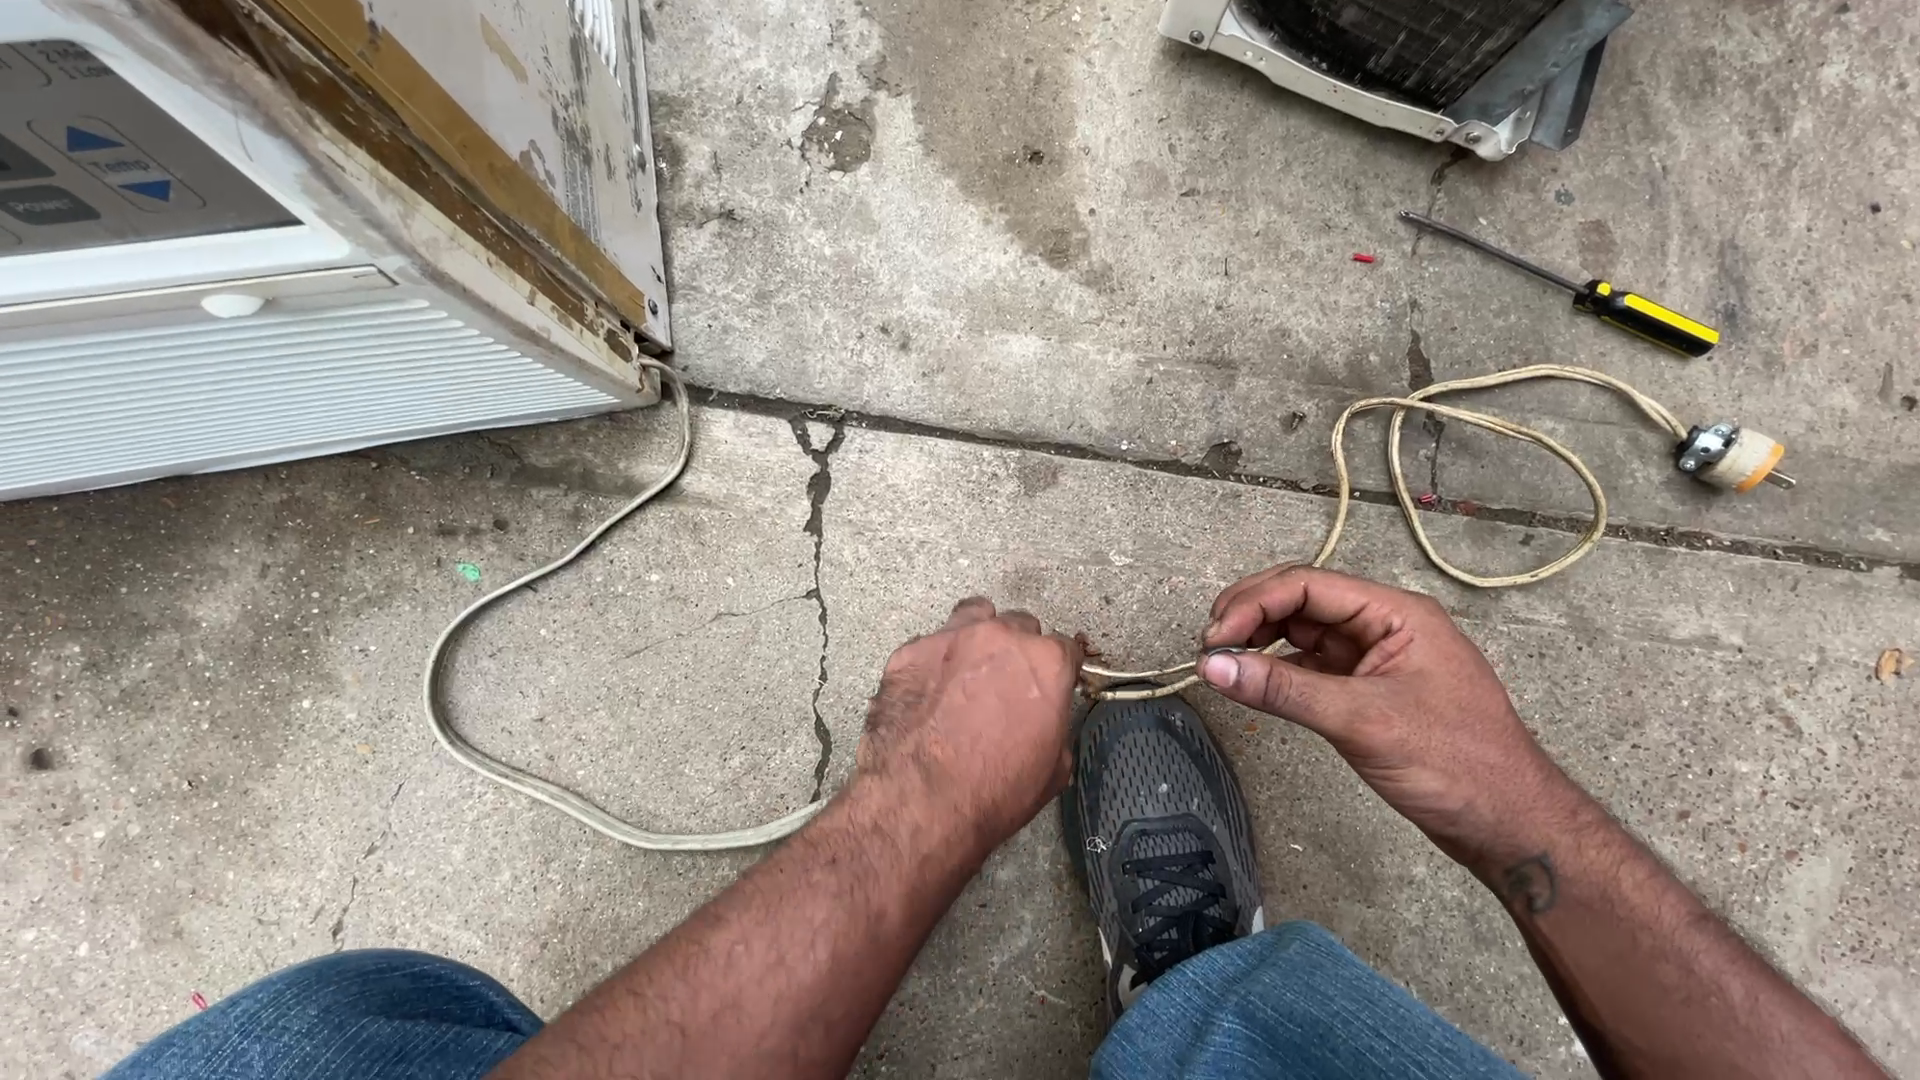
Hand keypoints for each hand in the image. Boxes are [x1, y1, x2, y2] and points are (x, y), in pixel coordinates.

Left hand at [856, 597, 1082, 856]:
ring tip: (969, 669)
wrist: (920, 801)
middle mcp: (1000, 637)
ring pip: (974, 616)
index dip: (1060, 669)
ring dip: (978, 637)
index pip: (1066, 648)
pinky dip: (934, 663)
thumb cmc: (990, 792)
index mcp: (1046, 662)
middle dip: (1018, 651)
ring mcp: (951, 638)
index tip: (1053, 682)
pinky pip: (928, 644)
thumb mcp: (1053, 770)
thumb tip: (1047, 721)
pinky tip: (929, 691)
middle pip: (1020, 625)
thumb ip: (1056, 725)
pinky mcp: (910, 651)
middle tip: (1007, 683)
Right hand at [1198, 565, 1589, 876]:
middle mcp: (1381, 626)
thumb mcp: (1363, 721)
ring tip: (1222, 661)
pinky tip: (1253, 681)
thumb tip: (1214, 667)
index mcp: (1395, 613)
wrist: (1510, 826)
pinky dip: (1275, 670)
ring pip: (1300, 631)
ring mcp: (1372, 657)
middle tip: (1209, 645)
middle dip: (1250, 614)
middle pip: (1300, 600)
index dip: (1253, 603)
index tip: (1214, 637)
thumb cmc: (1456, 764)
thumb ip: (1284, 690)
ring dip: (1259, 640)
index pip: (1308, 585)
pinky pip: (1308, 665)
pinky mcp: (1364, 690)